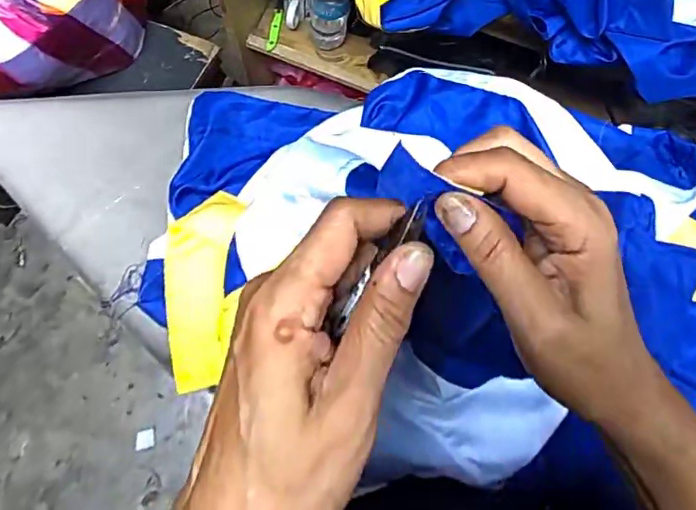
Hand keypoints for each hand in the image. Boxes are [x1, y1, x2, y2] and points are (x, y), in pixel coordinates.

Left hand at [177, 198, 432, 509]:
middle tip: (419, 287)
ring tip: (394, 318)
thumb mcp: (350, 400)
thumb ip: (384, 318)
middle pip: (338, 236)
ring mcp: (266, 308)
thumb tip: (418, 251)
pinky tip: (364, 335)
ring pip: (334, 259)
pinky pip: (322, 286)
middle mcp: (267, 293)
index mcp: (280, 302)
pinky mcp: (272, 326)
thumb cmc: (285, 480)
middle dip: (386, 248)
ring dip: (372, 275)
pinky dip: (353, 296)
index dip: (390, 215)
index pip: (342, 219)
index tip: (429, 236)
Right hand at [433, 128, 668, 430]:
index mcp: (579, 216)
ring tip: (440, 203)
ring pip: (515, 159)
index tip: (422, 192)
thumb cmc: (581, 359)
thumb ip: (492, 254)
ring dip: (475, 171)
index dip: (465, 169)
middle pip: (516, 148)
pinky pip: (518, 183)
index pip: (514, 166)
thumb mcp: (532, 317)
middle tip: (429, 198)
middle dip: (468, 162)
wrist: (618, 382)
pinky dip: (486, 187)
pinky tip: (465, 212)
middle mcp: (578, 196)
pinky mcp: (559, 214)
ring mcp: (571, 202)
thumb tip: (448, 200)